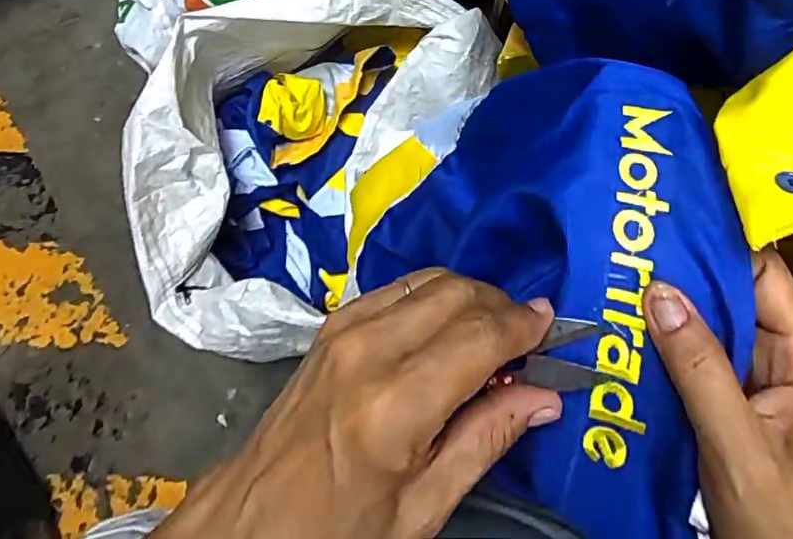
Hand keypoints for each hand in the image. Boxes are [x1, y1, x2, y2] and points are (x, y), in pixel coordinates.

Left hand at [156, 269, 562, 538]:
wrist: (241, 534)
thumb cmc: (334, 536)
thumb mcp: (419, 513)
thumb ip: (487, 439)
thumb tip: (546, 396)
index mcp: (392, 407)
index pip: (482, 337)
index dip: (525, 326)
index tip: (551, 328)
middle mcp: (369, 351)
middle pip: (462, 294)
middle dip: (504, 307)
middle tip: (525, 338)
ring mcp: (346, 329)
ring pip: (436, 279)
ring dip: (475, 296)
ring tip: (490, 332)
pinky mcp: (335, 323)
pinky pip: (404, 285)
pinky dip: (438, 294)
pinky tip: (446, 325)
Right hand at [646, 249, 792, 538]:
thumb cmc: (783, 530)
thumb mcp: (738, 449)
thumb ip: (700, 370)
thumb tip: (661, 294)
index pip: (769, 279)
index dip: (726, 252)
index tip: (679, 234)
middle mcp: (787, 361)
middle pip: (740, 298)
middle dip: (692, 279)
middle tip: (642, 256)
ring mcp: (762, 384)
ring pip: (718, 328)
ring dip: (678, 313)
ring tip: (631, 287)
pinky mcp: (738, 406)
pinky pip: (704, 361)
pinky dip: (674, 349)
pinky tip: (639, 338)